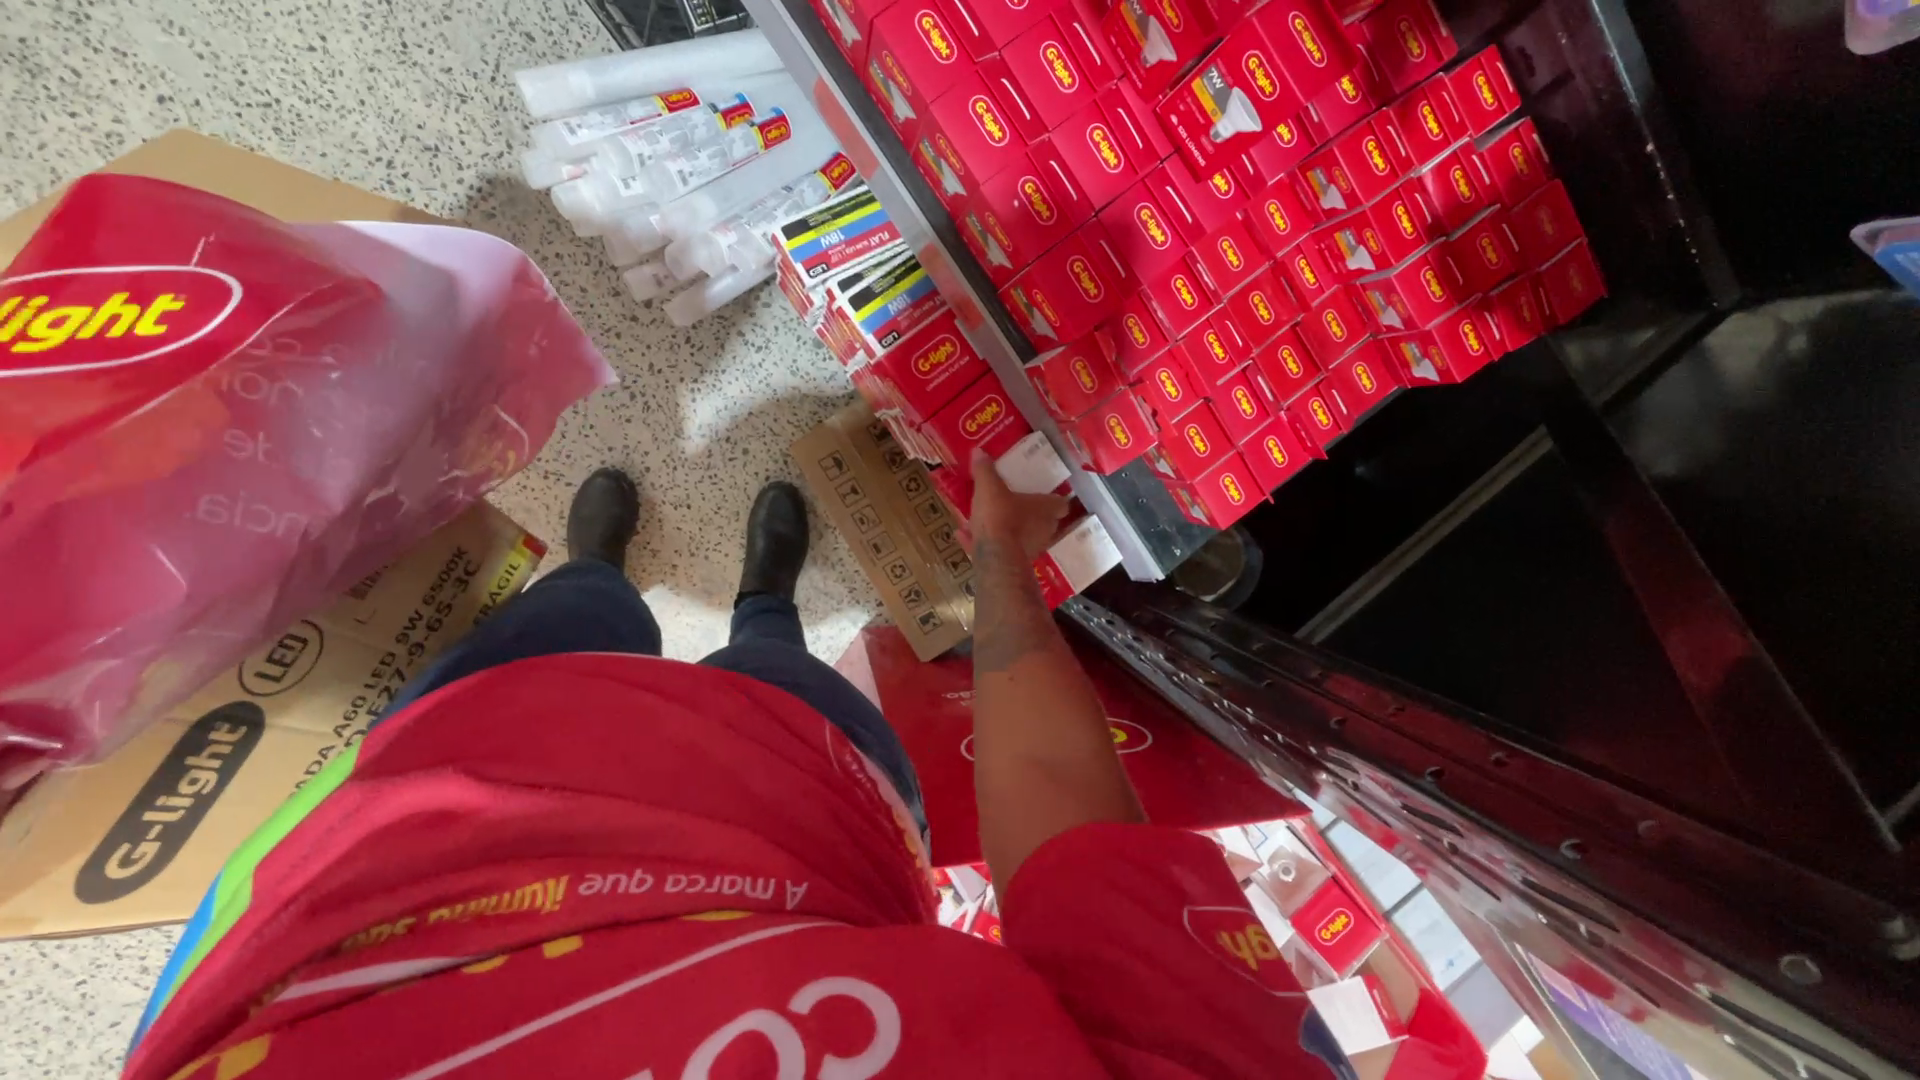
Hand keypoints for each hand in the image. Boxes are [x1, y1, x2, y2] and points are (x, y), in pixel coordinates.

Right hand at [968, 448, 1069, 562]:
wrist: (994, 555)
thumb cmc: (1000, 515)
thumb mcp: (989, 487)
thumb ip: (985, 470)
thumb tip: (979, 451)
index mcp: (1045, 509)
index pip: (1061, 504)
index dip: (1055, 499)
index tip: (1047, 495)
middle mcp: (1044, 530)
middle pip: (1044, 521)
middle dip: (1030, 514)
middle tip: (1016, 504)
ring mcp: (1030, 549)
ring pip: (1021, 537)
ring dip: (1007, 529)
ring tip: (987, 520)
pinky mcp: (1012, 563)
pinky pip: (999, 549)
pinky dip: (986, 541)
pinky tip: (964, 535)